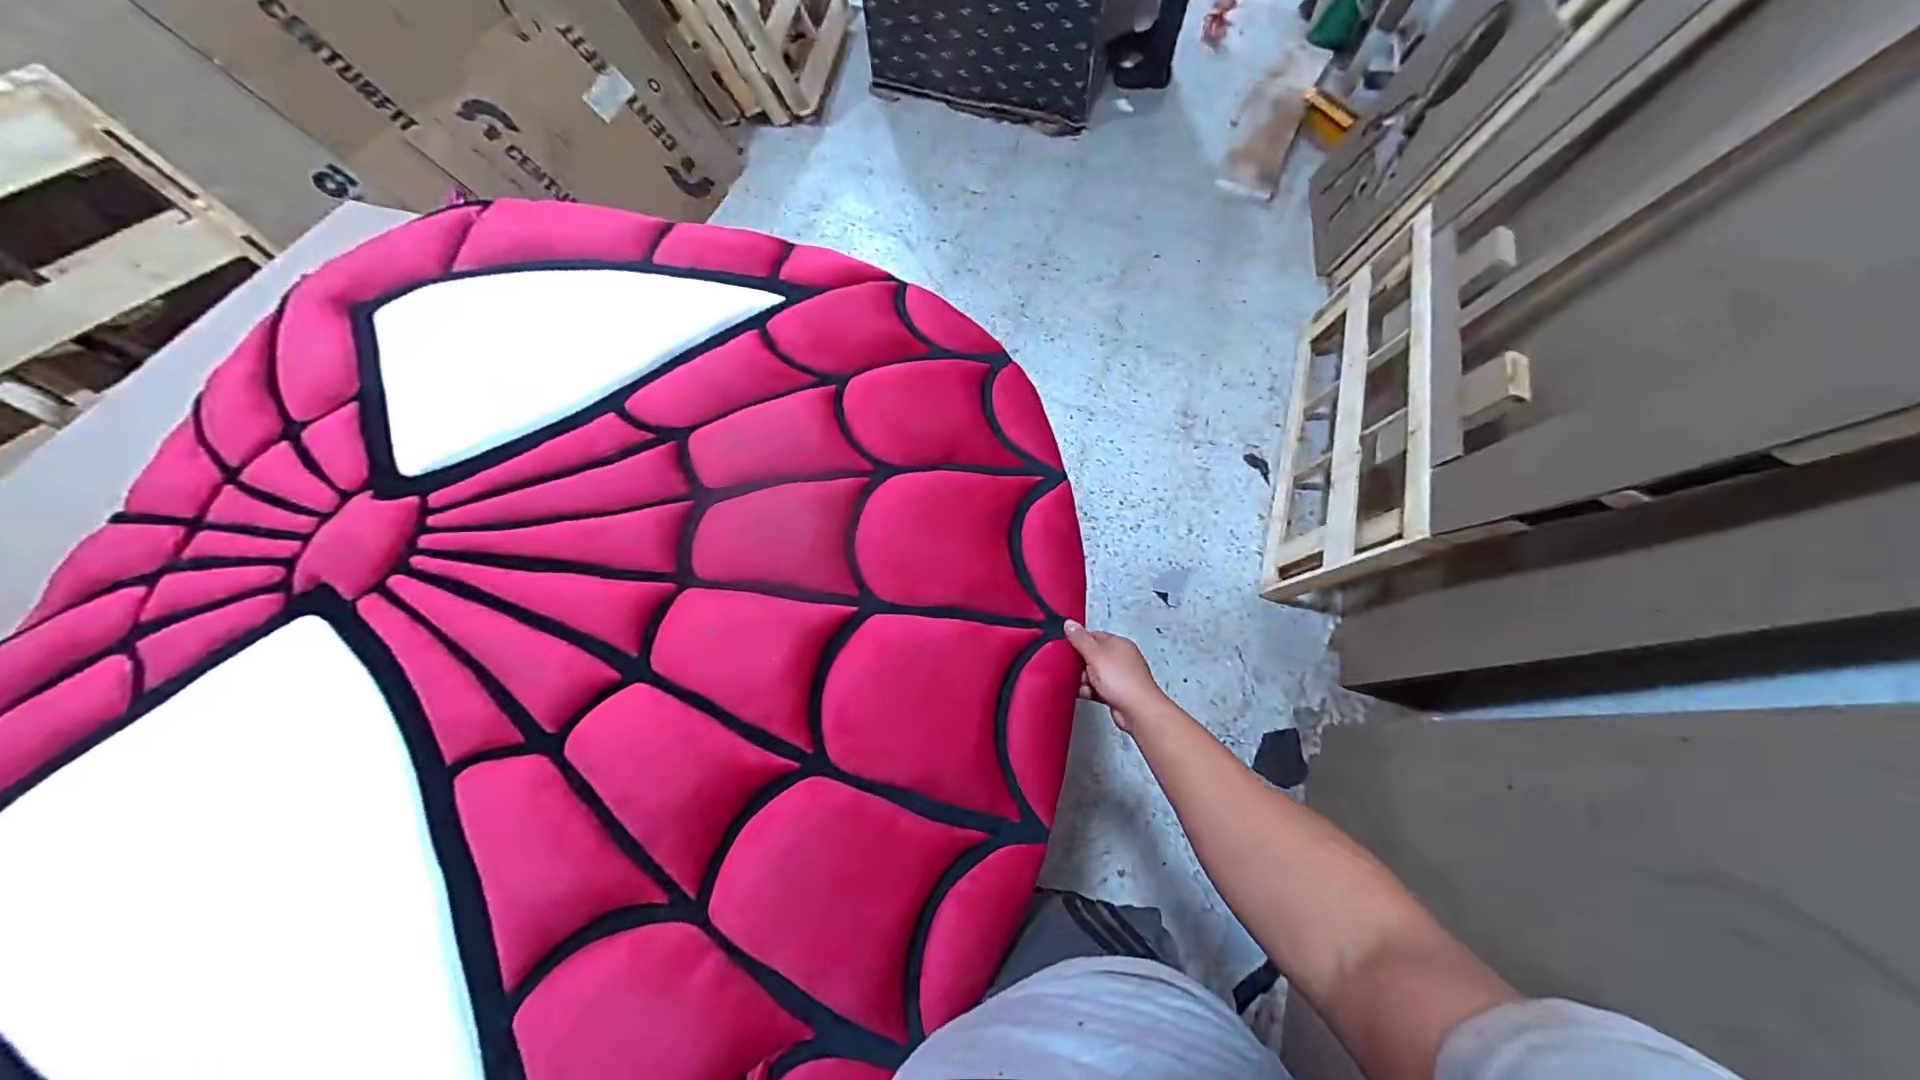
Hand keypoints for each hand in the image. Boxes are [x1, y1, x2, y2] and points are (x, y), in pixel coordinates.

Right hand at [1062, 621, 1170, 732]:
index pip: (1093, 636)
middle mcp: (1120, 658)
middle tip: (1067, 668)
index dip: (1078, 641)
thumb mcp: (1095, 654)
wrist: (1137, 710)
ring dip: (1082, 678)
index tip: (1064, 647)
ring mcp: (1119, 676)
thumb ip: (1080, 639)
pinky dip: (1089, 690)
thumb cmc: (1120, 679)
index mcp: (1118, 643)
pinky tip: (1081, 693)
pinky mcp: (1116, 693)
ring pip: (1094, 673)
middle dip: (1078, 663)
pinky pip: (1097, 688)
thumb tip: (1069, 623)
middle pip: (1092, 655)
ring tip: (1074, 683)